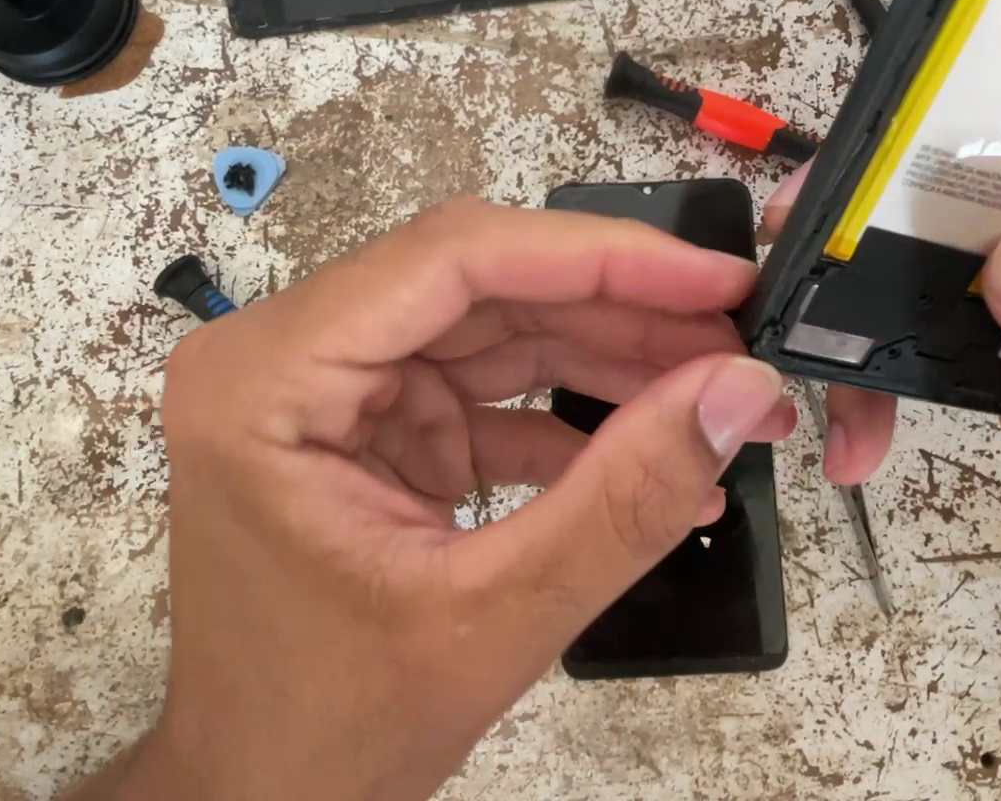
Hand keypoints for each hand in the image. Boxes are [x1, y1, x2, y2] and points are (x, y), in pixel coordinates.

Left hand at [66, 199, 795, 800]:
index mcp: (271, 377)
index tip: (717, 280)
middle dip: (620, 309)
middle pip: (484, 286)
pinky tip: (655, 449)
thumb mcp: (491, 621)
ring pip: (498, 328)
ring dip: (610, 356)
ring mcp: (338, 384)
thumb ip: (624, 502)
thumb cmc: (328, 731)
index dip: (599, 255)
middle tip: (735, 338)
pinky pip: (490, 389)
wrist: (259, 800)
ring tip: (713, 388)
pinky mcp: (380, 421)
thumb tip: (742, 390)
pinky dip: (574, 414)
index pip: (454, 259)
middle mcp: (294, 353)